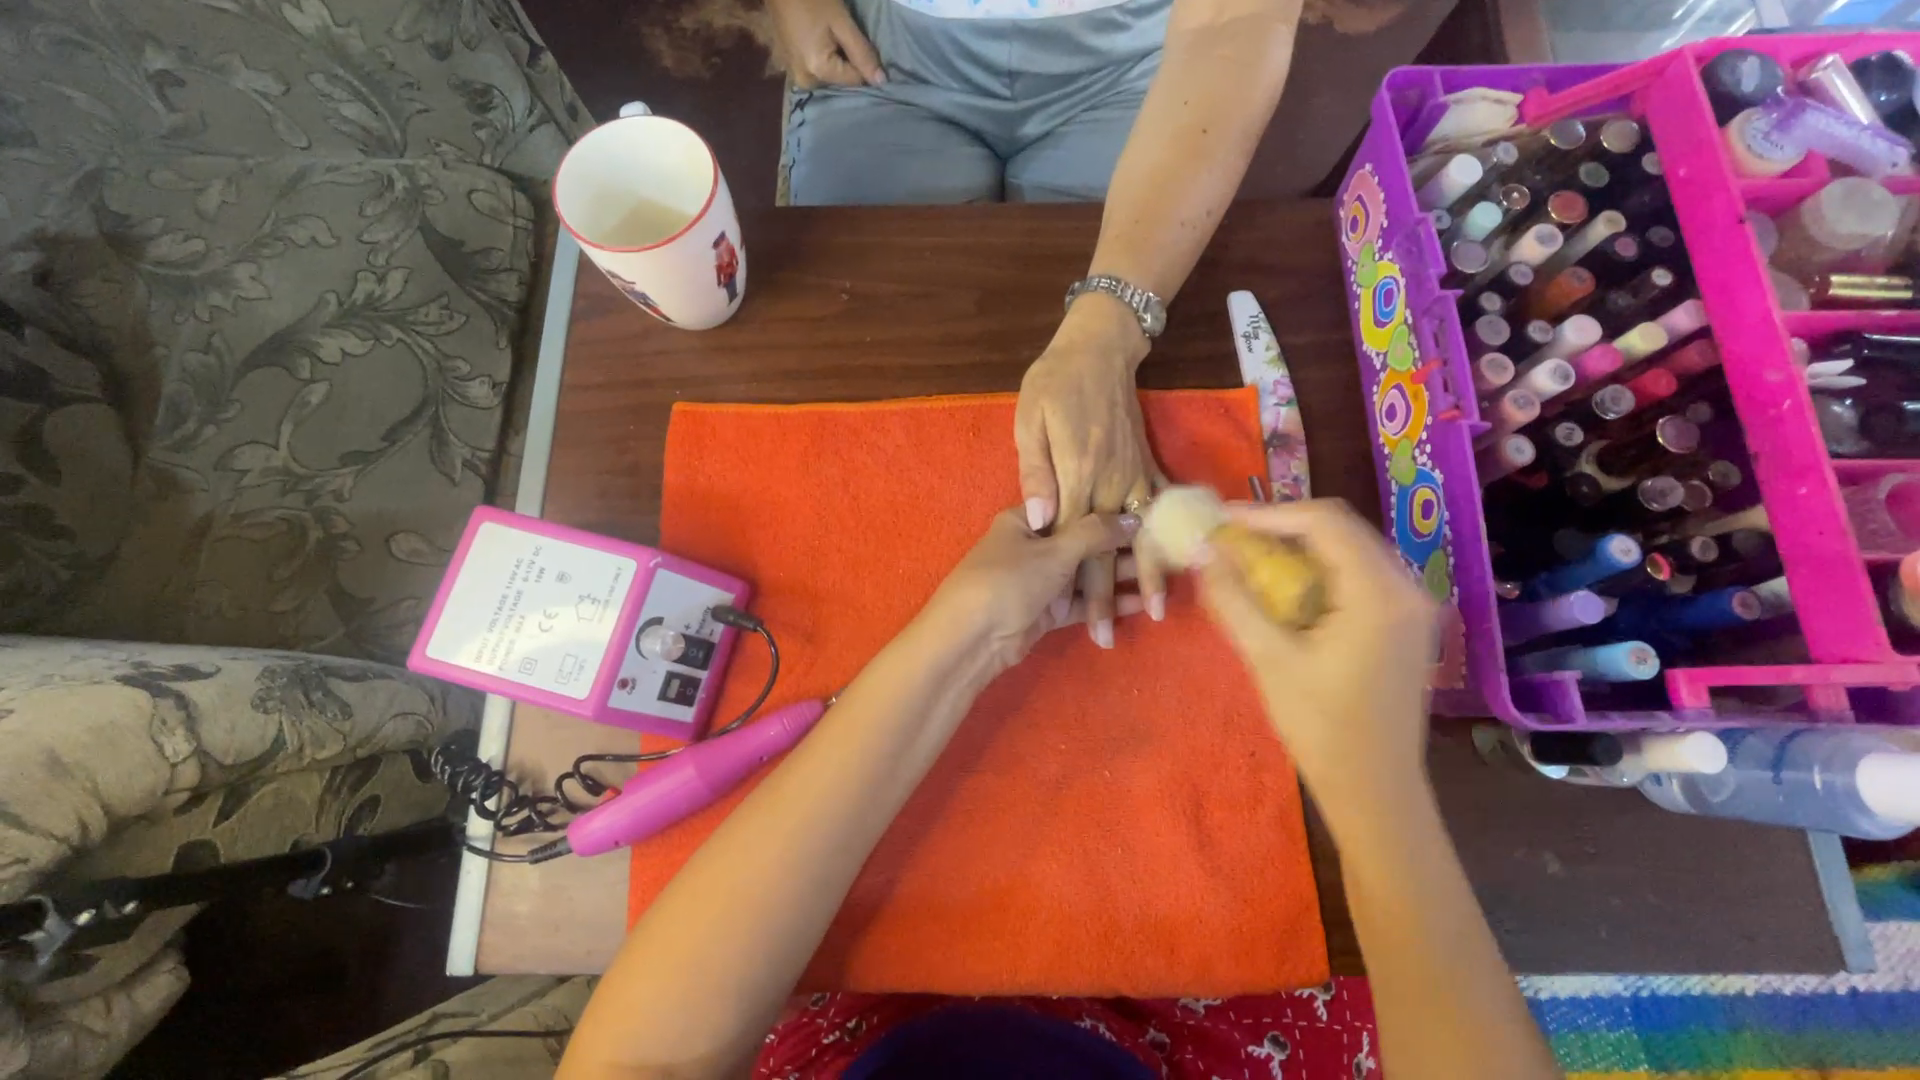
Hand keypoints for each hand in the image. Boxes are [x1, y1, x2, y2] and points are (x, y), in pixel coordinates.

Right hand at [768, 0, 884, 88]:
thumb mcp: (841, 22)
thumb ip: (862, 54)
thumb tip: (882, 82)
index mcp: (818, 72)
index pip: (855, 80)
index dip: (863, 62)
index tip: (859, 41)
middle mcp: (805, 82)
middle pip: (840, 82)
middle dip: (847, 64)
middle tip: (842, 37)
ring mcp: (795, 77)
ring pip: (828, 78)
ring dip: (835, 63)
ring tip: (831, 39)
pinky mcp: (790, 69)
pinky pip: (815, 72)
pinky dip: (822, 61)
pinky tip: (819, 41)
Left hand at [919, 507, 1144, 672]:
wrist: (971, 637)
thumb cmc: (1008, 579)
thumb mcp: (1054, 550)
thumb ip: (1095, 532)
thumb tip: (1135, 519)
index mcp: (1029, 517)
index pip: (1078, 505)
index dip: (1113, 510)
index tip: (1151, 514)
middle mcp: (1036, 543)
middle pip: (1086, 542)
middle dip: (1123, 547)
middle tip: (1166, 547)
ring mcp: (1041, 579)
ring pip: (1087, 573)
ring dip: (1120, 577)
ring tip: (1163, 578)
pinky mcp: (1046, 610)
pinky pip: (1082, 601)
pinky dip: (1107, 602)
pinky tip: (1141, 603)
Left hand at [1014, 302, 1165, 649]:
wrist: (1098, 346)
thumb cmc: (1053, 384)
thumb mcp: (1030, 422)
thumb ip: (1037, 473)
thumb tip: (1043, 520)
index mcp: (1077, 474)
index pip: (1074, 541)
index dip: (1079, 583)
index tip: (1086, 622)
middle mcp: (1109, 481)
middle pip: (1106, 548)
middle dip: (1108, 593)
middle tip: (1112, 636)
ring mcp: (1132, 475)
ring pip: (1140, 534)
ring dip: (1146, 573)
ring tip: (1153, 610)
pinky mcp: (1145, 467)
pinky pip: (1158, 508)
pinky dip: (1165, 536)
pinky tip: (1174, 563)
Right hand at [1194, 500, 1438, 811]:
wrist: (1374, 788)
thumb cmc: (1321, 728)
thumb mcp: (1268, 659)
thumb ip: (1234, 598)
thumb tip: (1203, 551)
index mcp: (1380, 593)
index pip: (1324, 523)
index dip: (1269, 513)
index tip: (1222, 520)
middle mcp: (1407, 587)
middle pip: (1341, 530)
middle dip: (1282, 528)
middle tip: (1231, 539)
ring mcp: (1412, 605)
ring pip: (1350, 550)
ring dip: (1299, 549)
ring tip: (1250, 560)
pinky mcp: (1405, 623)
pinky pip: (1359, 575)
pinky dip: (1319, 572)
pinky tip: (1286, 590)